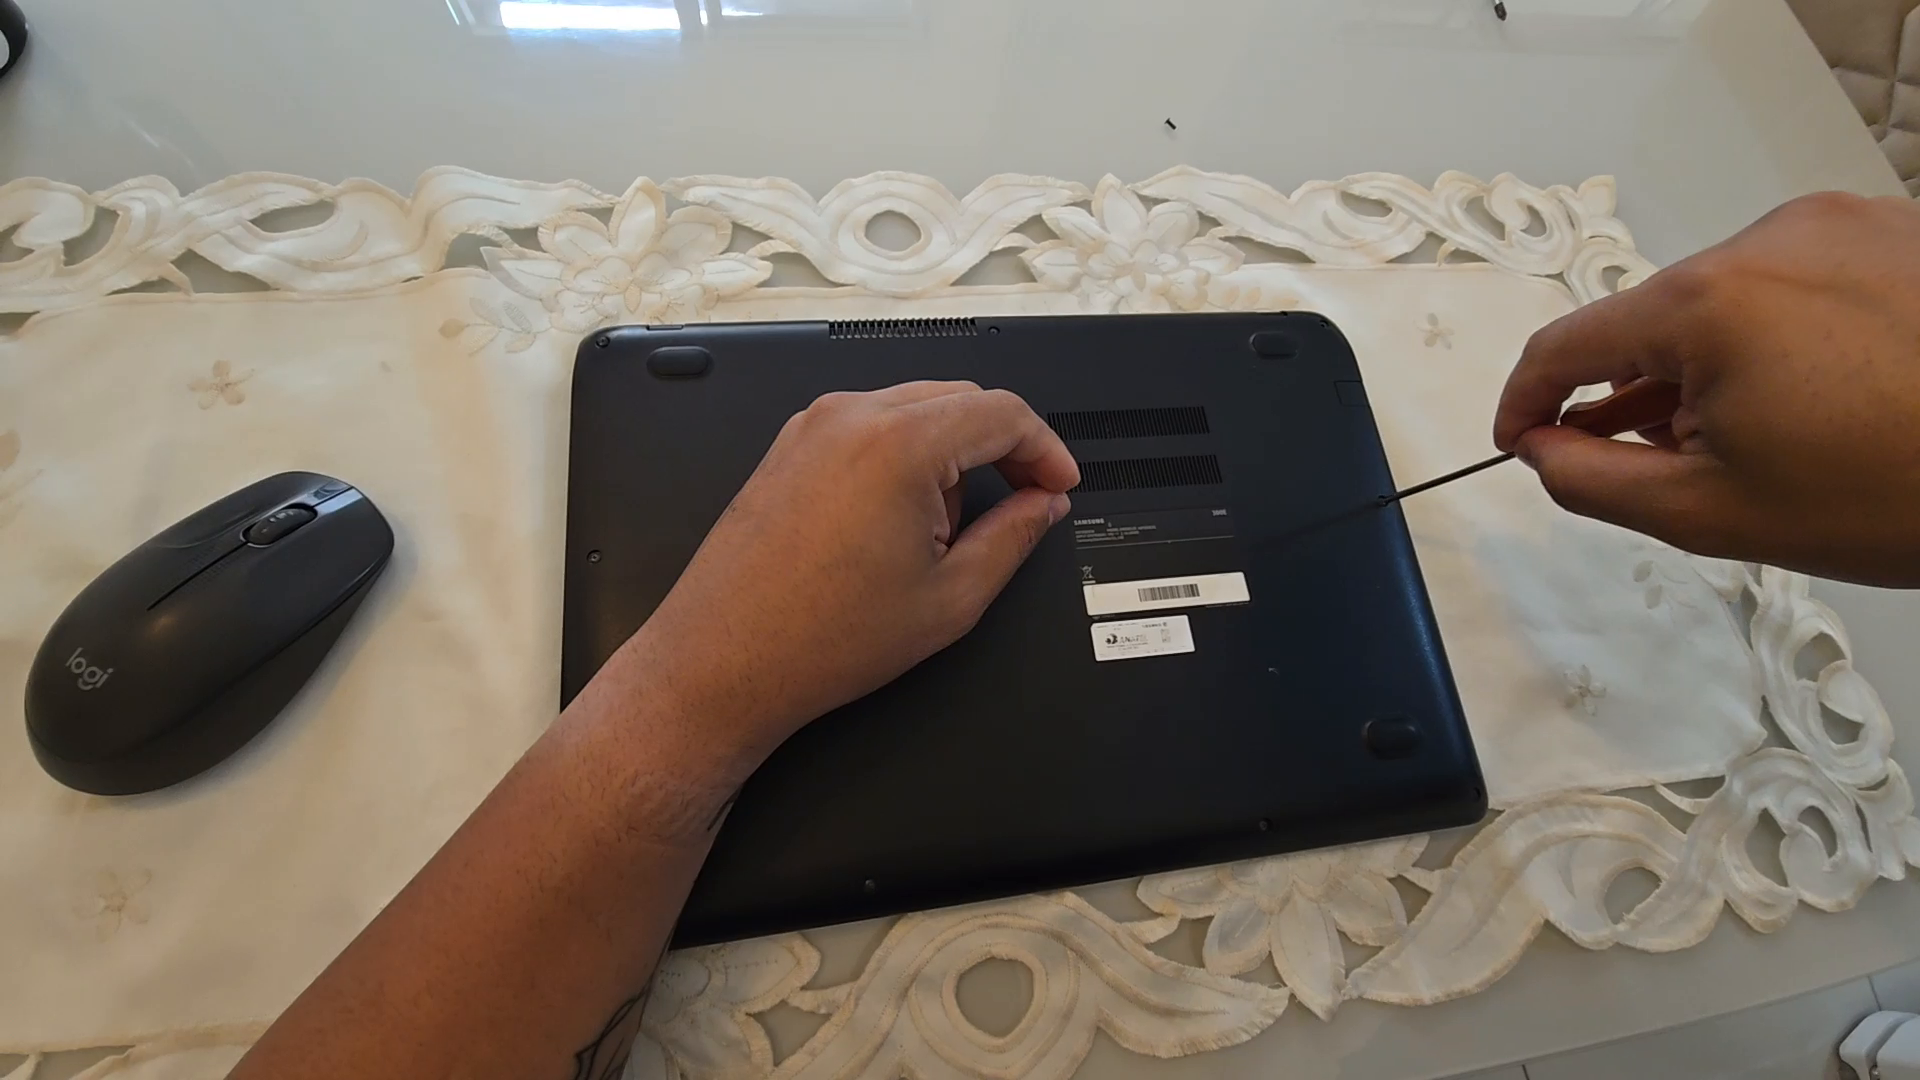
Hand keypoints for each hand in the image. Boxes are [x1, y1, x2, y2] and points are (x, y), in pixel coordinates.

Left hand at [587, 381, 1078, 784]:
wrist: (722, 661)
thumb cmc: (820, 638)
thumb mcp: (949, 598)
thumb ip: (1014, 537)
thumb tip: (1043, 504)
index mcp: (898, 444)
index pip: (1001, 412)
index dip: (1045, 447)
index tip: (1058, 481)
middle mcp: (852, 417)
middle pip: (961, 401)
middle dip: (1003, 448)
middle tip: (1024, 500)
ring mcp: (814, 426)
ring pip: (917, 410)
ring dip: (954, 454)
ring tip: (946, 529)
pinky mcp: (793, 445)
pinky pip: (873, 426)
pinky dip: (907, 456)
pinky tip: (900, 517)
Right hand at [1493, 191, 1919, 586]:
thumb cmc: (1897, 493)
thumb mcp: (1698, 510)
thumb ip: (1580, 478)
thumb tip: (1536, 446)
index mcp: (1708, 300)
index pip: (1559, 347)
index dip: (1520, 402)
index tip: (1518, 443)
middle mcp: (1768, 240)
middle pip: (1634, 326)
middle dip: (1617, 395)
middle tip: (1639, 459)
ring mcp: (1840, 226)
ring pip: (1702, 307)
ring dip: (1684, 372)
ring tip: (1722, 435)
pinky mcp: (1893, 232)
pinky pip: (1772, 288)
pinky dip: (1749, 344)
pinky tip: (1783, 397)